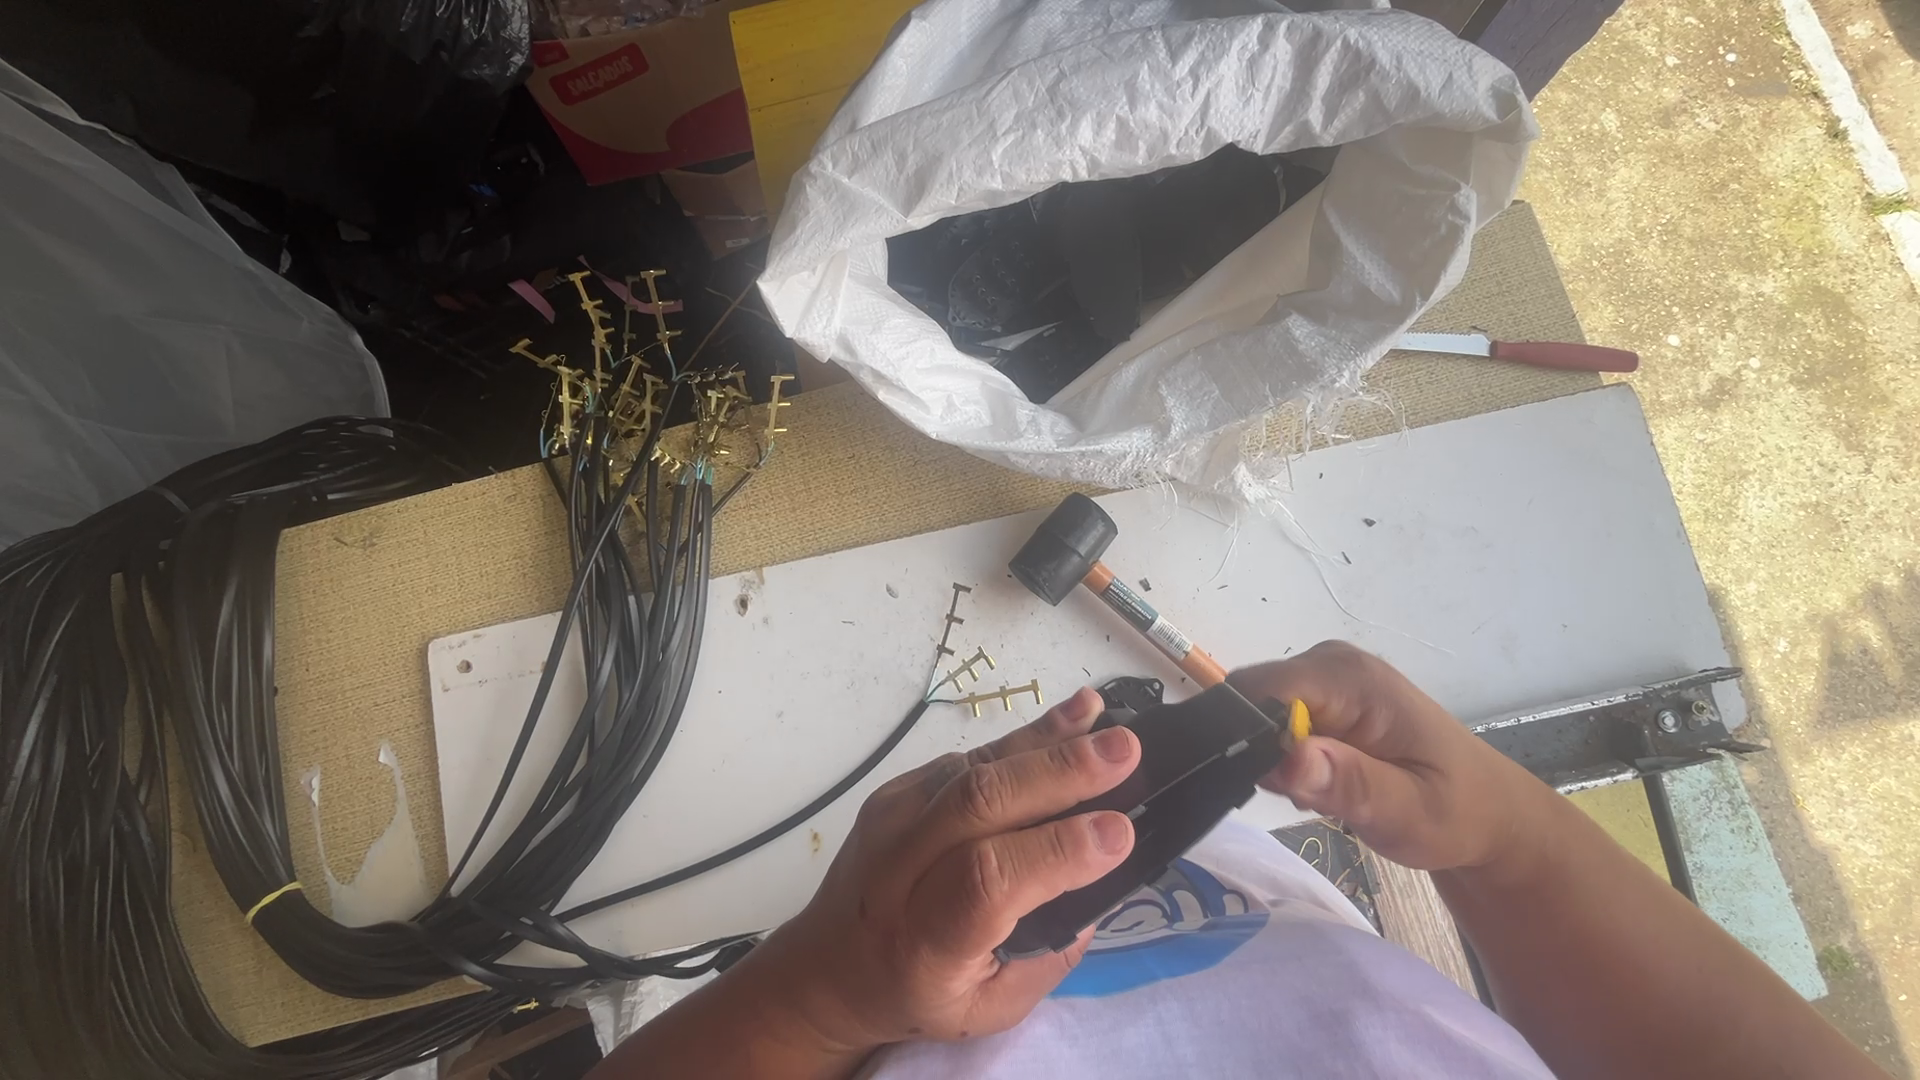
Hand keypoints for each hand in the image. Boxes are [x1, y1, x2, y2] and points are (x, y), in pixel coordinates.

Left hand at [739, 687, 1138, 1062]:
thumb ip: (1048, 952)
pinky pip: (969, 757)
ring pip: (976, 767)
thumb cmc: (916, 993)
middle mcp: (901, 864)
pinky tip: (1069, 721)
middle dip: (1058, 773)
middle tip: (1125, 752)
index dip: (1054, 850)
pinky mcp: (899, 786)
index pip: (987, 878)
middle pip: (978, 802)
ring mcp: (895, 814)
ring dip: (1046, 742)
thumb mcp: (989, 1008)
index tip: (1120, 829)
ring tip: (1103, 720)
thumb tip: (1101, 873)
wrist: (828, 962)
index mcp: (924, 937)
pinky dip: (1024, 739)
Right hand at [1229, 641, 1551, 872]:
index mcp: (1351, 679)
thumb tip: (1291, 758)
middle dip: (1259, 749)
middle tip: (1300, 795)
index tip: (1269, 782)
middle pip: (1252, 696)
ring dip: (1271, 754)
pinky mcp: (1320, 691)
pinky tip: (1318, 778)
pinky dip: (1281, 751)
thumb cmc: (1456, 814)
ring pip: (1256, 708)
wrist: (1488, 811)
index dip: (1248, 734)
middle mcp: (1329, 662)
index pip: (1261, 688)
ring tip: (1316, 791)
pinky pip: (1272, 714)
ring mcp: (1324, 674)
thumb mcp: (1410, 814)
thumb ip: (1351, 786)